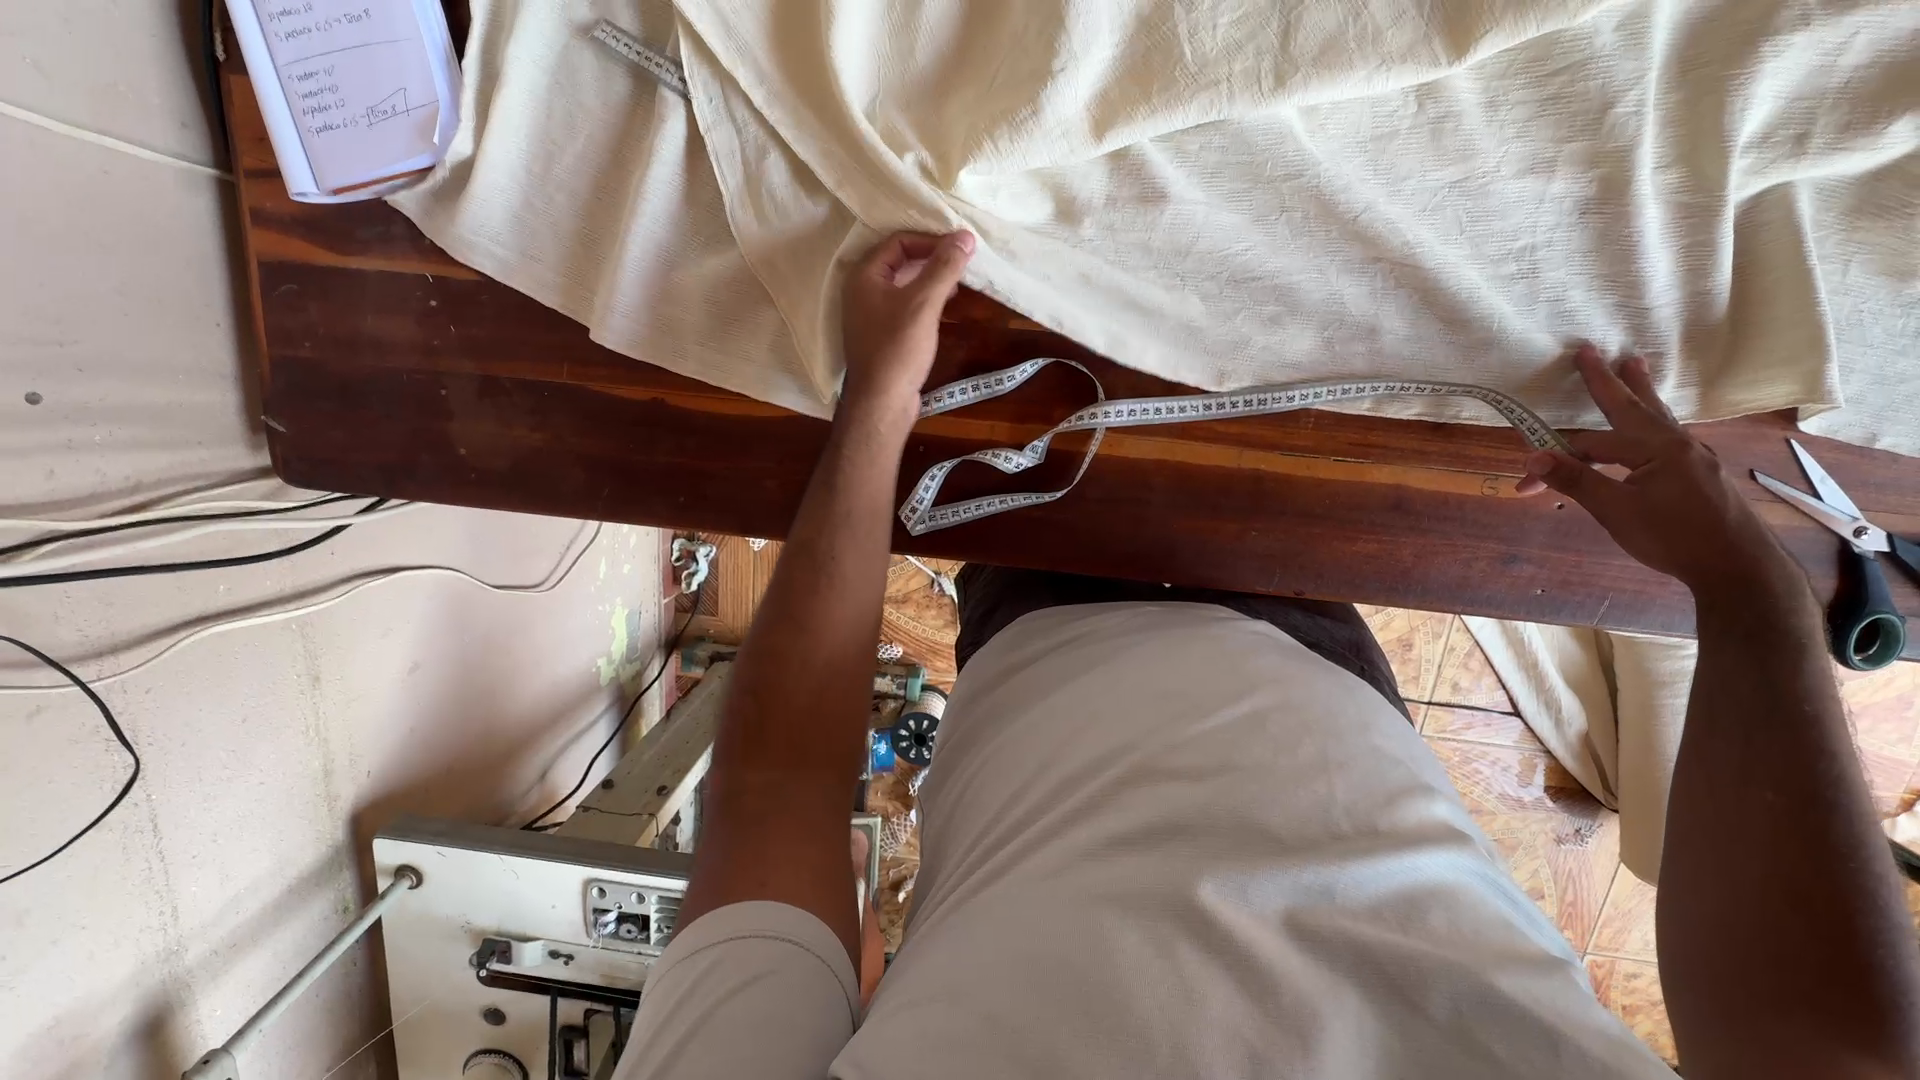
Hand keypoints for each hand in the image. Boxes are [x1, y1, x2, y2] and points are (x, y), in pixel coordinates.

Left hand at [839, 230, 975, 430]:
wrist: (882, 402)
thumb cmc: (898, 349)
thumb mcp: (924, 303)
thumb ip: (944, 267)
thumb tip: (965, 236)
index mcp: (864, 276)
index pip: (898, 241)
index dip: (930, 241)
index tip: (959, 248)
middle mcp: (861, 291)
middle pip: (899, 261)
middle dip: (931, 259)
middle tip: (961, 263)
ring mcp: (869, 315)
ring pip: (903, 285)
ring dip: (929, 280)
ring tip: (957, 283)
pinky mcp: (880, 335)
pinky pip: (903, 306)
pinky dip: (924, 300)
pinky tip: (943, 307)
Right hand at [1519, 344, 1794, 593]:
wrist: (1737, 566)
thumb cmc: (1672, 537)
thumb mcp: (1616, 510)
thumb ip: (1576, 480)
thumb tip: (1534, 458)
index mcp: (1654, 449)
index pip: (1589, 446)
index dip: (1554, 463)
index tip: (1525, 487)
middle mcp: (1676, 444)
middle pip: (1633, 407)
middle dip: (1608, 381)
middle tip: (1592, 352)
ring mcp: (1693, 457)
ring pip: (1656, 418)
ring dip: (1638, 393)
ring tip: (1634, 366)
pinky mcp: (1700, 473)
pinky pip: (1668, 435)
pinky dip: (1653, 420)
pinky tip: (1653, 424)